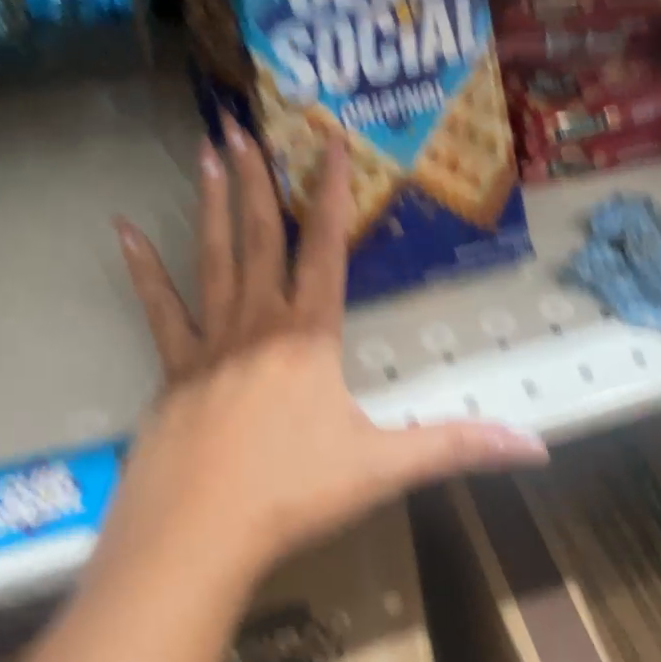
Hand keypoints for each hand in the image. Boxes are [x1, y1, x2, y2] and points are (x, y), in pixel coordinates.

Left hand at [107, 122, 547, 582]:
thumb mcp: (385, 467)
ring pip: (214, 257)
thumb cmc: (294, 494)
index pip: (328, 248)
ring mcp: (210, 342)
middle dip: (257, 179)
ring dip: (212, 203)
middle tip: (238, 125)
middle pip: (263, 237)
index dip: (333, 192)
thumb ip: (459, 447)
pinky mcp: (173, 368)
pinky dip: (143, 268)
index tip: (328, 139)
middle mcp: (260, 323)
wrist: (198, 536)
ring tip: (203, 151)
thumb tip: (537, 445)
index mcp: (310, 336)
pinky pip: (159, 307)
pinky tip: (123, 229)